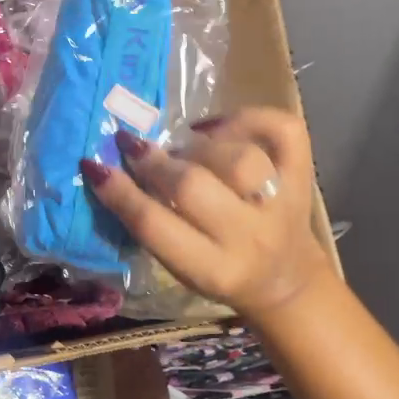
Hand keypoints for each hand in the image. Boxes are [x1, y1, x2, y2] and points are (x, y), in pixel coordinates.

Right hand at [84, 107, 332, 320]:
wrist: (286, 281)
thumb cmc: (219, 275)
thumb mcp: (181, 269)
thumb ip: (155, 228)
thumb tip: (117, 173)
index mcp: (211, 268)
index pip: (155, 225)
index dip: (120, 193)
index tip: (95, 167)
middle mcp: (249, 236)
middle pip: (193, 186)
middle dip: (154, 162)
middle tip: (132, 148)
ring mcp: (282, 202)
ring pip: (238, 157)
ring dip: (196, 146)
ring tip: (180, 147)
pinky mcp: (303, 175)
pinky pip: (281, 130)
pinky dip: (246, 118)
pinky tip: (215, 127)